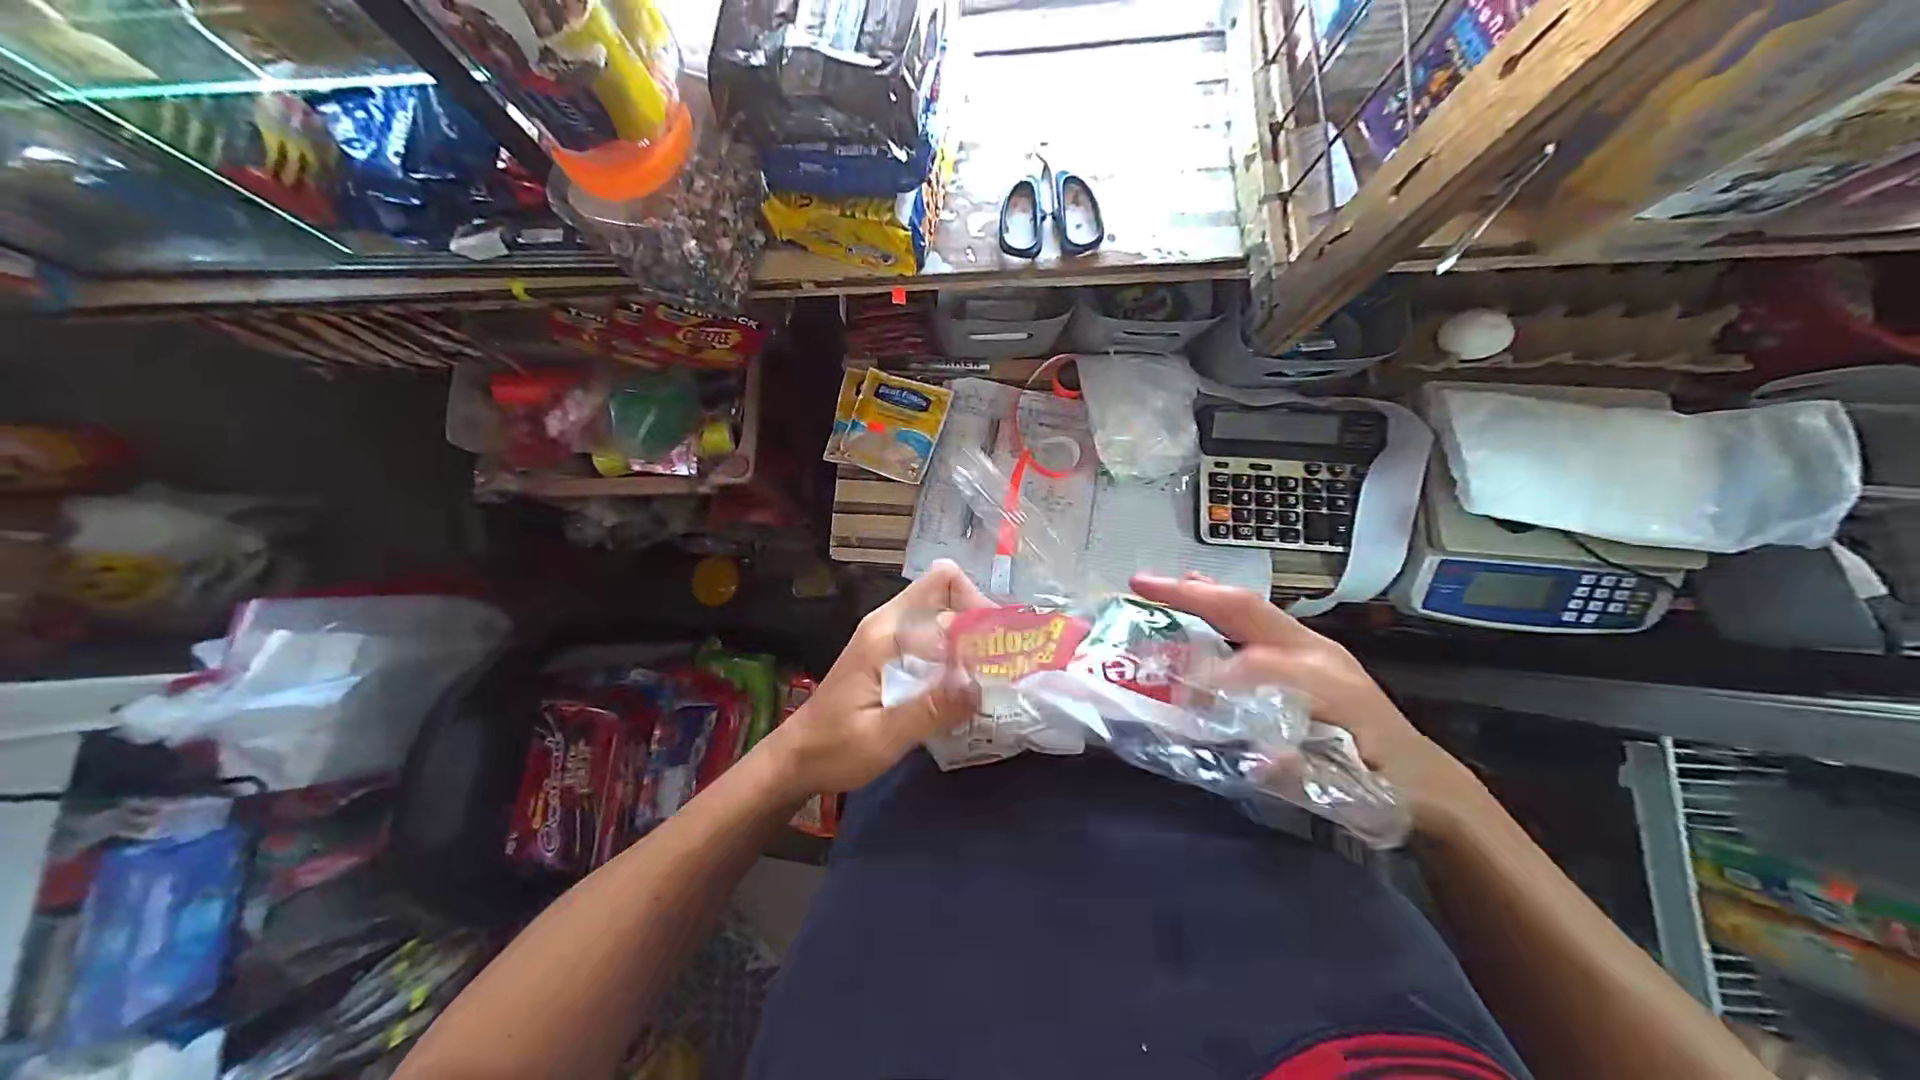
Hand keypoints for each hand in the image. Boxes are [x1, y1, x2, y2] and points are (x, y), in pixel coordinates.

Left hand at [759, 560, 989, 795]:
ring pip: (940, 611)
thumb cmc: (834, 749)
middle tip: (998, 661)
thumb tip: (980, 683)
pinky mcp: (890, 653)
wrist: (796, 759)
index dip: (977, 614)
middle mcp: (888, 623)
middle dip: (977, 618)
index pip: (944, 589)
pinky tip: (963, 685)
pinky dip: (953, 651)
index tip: (997, 653)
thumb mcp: (884, 737)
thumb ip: (931, 709)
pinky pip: (931, 635)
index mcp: (885, 633)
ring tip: (987, 673)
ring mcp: (888, 636)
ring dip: (968, 635)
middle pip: (944, 590)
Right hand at [1130, 573, 1491, 835]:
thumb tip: (1254, 757)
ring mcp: (1317, 648)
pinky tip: (1206, 604)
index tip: (1168, 689)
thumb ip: (1299, 773)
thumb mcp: (1346, 793)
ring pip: (1253, 609)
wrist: (1429, 782)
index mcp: (1326, 683)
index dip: (1205, 674)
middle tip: (1143, 584)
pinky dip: (1225, 607)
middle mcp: (1318, 654)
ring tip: (1168, 584)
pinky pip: (1260, 621)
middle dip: (1193, 595)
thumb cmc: (1382, 788)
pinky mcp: (1315, 654)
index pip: (1251, 664)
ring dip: (1207, 595)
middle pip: (1248, 611)